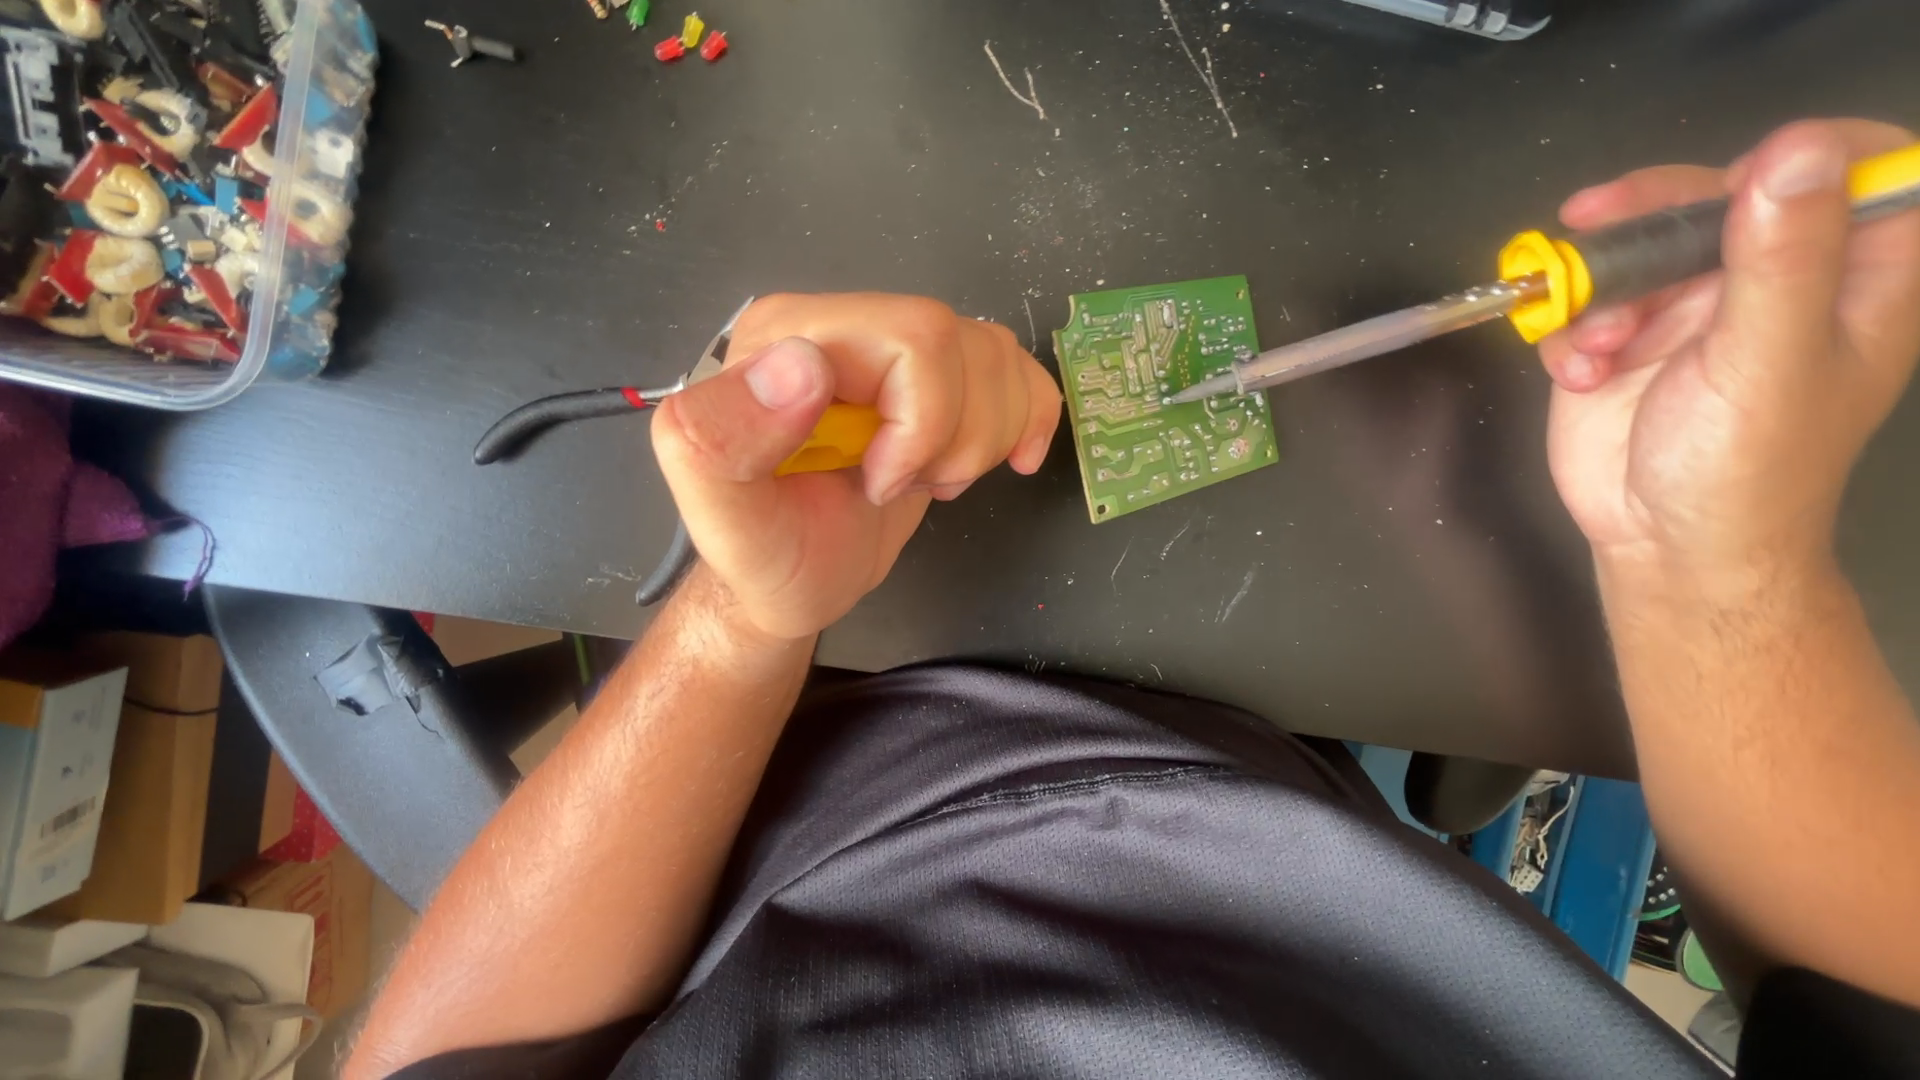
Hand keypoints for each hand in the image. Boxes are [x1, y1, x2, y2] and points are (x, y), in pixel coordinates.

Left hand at [651, 293, 1061, 640]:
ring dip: (983, 441)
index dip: (921, 424)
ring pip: (996, 356)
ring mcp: (894, 352)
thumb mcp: (724, 521)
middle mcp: (843, 327)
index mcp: (787, 337)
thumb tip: (803, 364)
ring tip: (925, 483)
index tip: (878, 486)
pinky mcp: (936, 383)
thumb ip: (721, 439)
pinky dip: (1030, 416)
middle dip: (954, 440)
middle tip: (902, 488)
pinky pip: (1014, 367)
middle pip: (962, 344)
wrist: (798, 578)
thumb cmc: (764, 559)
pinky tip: (1013, 460)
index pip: (912, 337)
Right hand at [1540, 120, 1919, 589]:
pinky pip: (1583, 307)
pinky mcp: (1618, 345)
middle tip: (1591, 221)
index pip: (1853, 172)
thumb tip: (1795, 150)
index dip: (1802, 156)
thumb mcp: (1769, 359)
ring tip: (1595, 344)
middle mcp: (1762, 284)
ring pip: (1632, 252)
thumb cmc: (1744, 463)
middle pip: (1711, 201)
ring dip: (1596, 290)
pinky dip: (1568, 334)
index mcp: (1844, 277)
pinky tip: (1579, 372)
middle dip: (1646, 216)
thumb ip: (1780, 259)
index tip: (1736, 179)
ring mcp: (1683, 315)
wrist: (1661, 540)